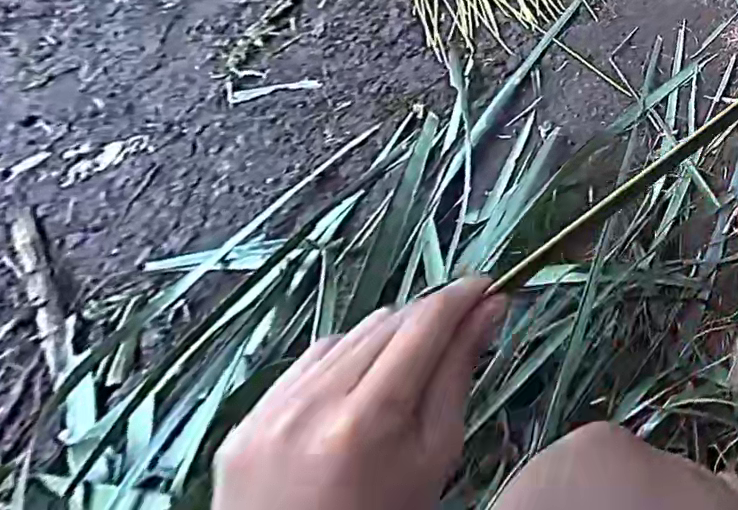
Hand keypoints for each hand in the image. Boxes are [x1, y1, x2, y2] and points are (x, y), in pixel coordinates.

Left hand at [213, 278, 506, 509]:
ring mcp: (269, 413)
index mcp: (364, 420)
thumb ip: (459, 371)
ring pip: (355, 330)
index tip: (490, 286)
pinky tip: (362, 385)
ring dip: (393, 334)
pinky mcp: (245, 422)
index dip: (463, 294)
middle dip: (432, 317)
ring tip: (409, 367)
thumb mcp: (436, 452)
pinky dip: (349, 355)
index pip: (426, 321)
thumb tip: (492, 306)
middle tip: (460, 332)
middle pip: (392, 319)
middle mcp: (311, 405)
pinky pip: (315, 357)